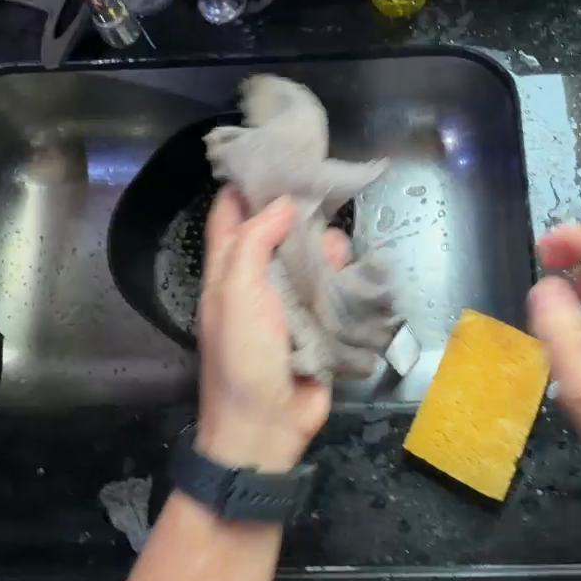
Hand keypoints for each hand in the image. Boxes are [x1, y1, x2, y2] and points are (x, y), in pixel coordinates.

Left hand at [195, 187, 345, 471]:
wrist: (267, 427)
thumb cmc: (243, 357)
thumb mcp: (237, 294)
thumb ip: (253, 243)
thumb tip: (281, 203)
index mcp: (227, 271)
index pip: (230, 215)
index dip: (246, 185)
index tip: (274, 154)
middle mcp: (258, 279)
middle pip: (276, 230)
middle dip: (296, 209)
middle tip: (323, 180)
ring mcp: (289, 301)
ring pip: (309, 256)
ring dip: (324, 244)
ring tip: (339, 232)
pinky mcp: (318, 321)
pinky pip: (332, 287)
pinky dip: (342, 275)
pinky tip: (353, 264)